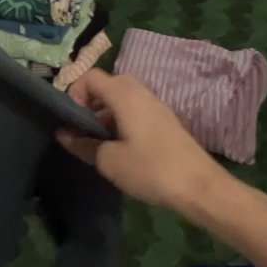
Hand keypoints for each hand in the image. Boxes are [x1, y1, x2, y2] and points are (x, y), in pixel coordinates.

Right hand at [55, 69, 236, 218]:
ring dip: (107, 113)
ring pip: (124, 98)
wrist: (203, 189)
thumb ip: (83, 144)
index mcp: (124, 95)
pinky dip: (124, 120)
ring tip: (102, 142)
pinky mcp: (168, 122)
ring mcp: (158, 106)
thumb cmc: (151, 169)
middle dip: (91, 102)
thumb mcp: (109, 161)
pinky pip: (138, 110)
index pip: (90, 77)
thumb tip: (64, 134)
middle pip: (108, 84)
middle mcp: (141, 93)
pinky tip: (125, 148)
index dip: (75, 94)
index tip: (73, 121)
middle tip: (85, 129)